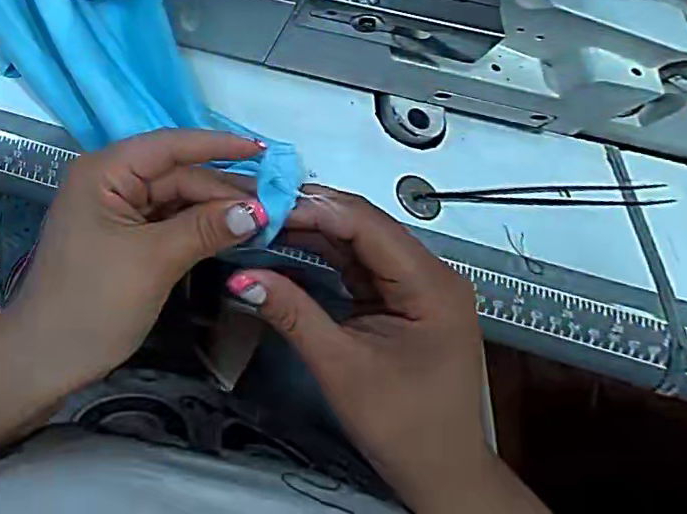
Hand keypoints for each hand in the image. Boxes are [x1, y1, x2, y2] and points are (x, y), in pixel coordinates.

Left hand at [0, 129, 268, 391]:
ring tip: (263, 214)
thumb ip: (205, 228)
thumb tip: (256, 209)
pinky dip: (198, 226)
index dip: (218, 146)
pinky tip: (231, 230)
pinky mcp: (123, 234)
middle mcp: (110, 179)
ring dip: (214, 207)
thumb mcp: (153, 261)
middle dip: (223, 187)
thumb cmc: (92, 303)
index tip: (262, 149)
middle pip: (176, 173)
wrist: (42, 361)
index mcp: (105, 170)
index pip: (170, 146)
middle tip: (275, 199)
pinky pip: (167, 219)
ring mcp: (116, 208)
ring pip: (175, 197)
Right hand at [230, 186, 545, 513]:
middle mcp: (430, 270)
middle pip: (364, 223)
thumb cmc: (404, 429)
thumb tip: (242, 276)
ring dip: (314, 228)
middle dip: (310, 213)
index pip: (366, 224)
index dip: (314, 210)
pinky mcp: (401, 291)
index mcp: (430, 284)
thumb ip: (293, 314)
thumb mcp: (341, 369)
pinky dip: (324, 249)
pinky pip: (358, 257)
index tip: (266, 208)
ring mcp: (417, 279)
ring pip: (359, 235)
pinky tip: (291, 241)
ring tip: (267, 221)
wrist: (444, 478)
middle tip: (260, 210)